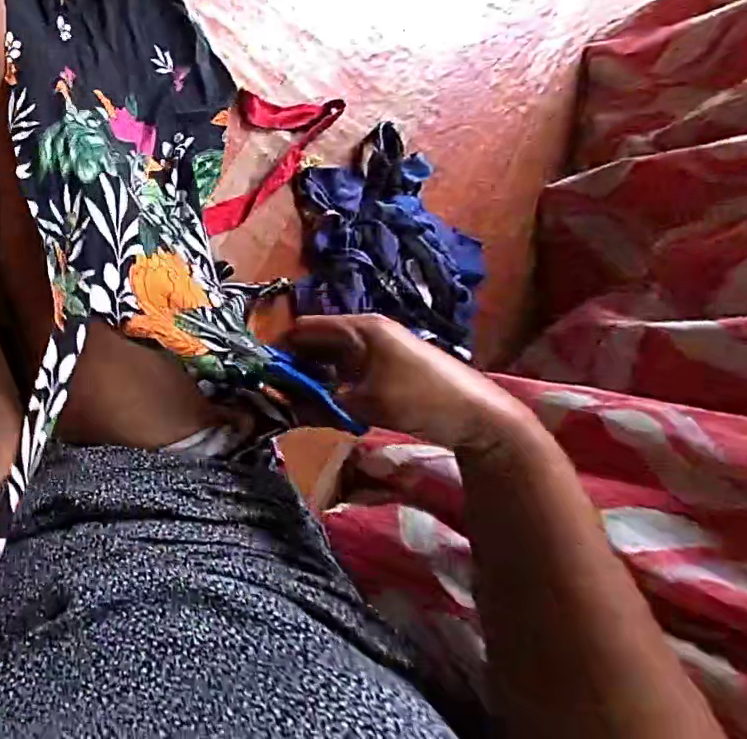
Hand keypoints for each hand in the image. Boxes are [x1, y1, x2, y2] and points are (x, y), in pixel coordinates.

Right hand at [287, 315, 533, 453]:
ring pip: (332, 358)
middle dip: (296, 365)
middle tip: (280, 392)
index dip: (281, 348)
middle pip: (317, 342)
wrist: (482, 417)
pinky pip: (349, 370)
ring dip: (316, 378)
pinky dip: (335, 384)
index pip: (304, 328)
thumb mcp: (366, 405)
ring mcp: (379, 348)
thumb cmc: (422, 399)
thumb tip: (282, 407)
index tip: (264, 373)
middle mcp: (366, 331)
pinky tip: (331, 405)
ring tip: (302, 401)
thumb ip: (321, 404)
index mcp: (359, 328)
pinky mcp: (388, 366)